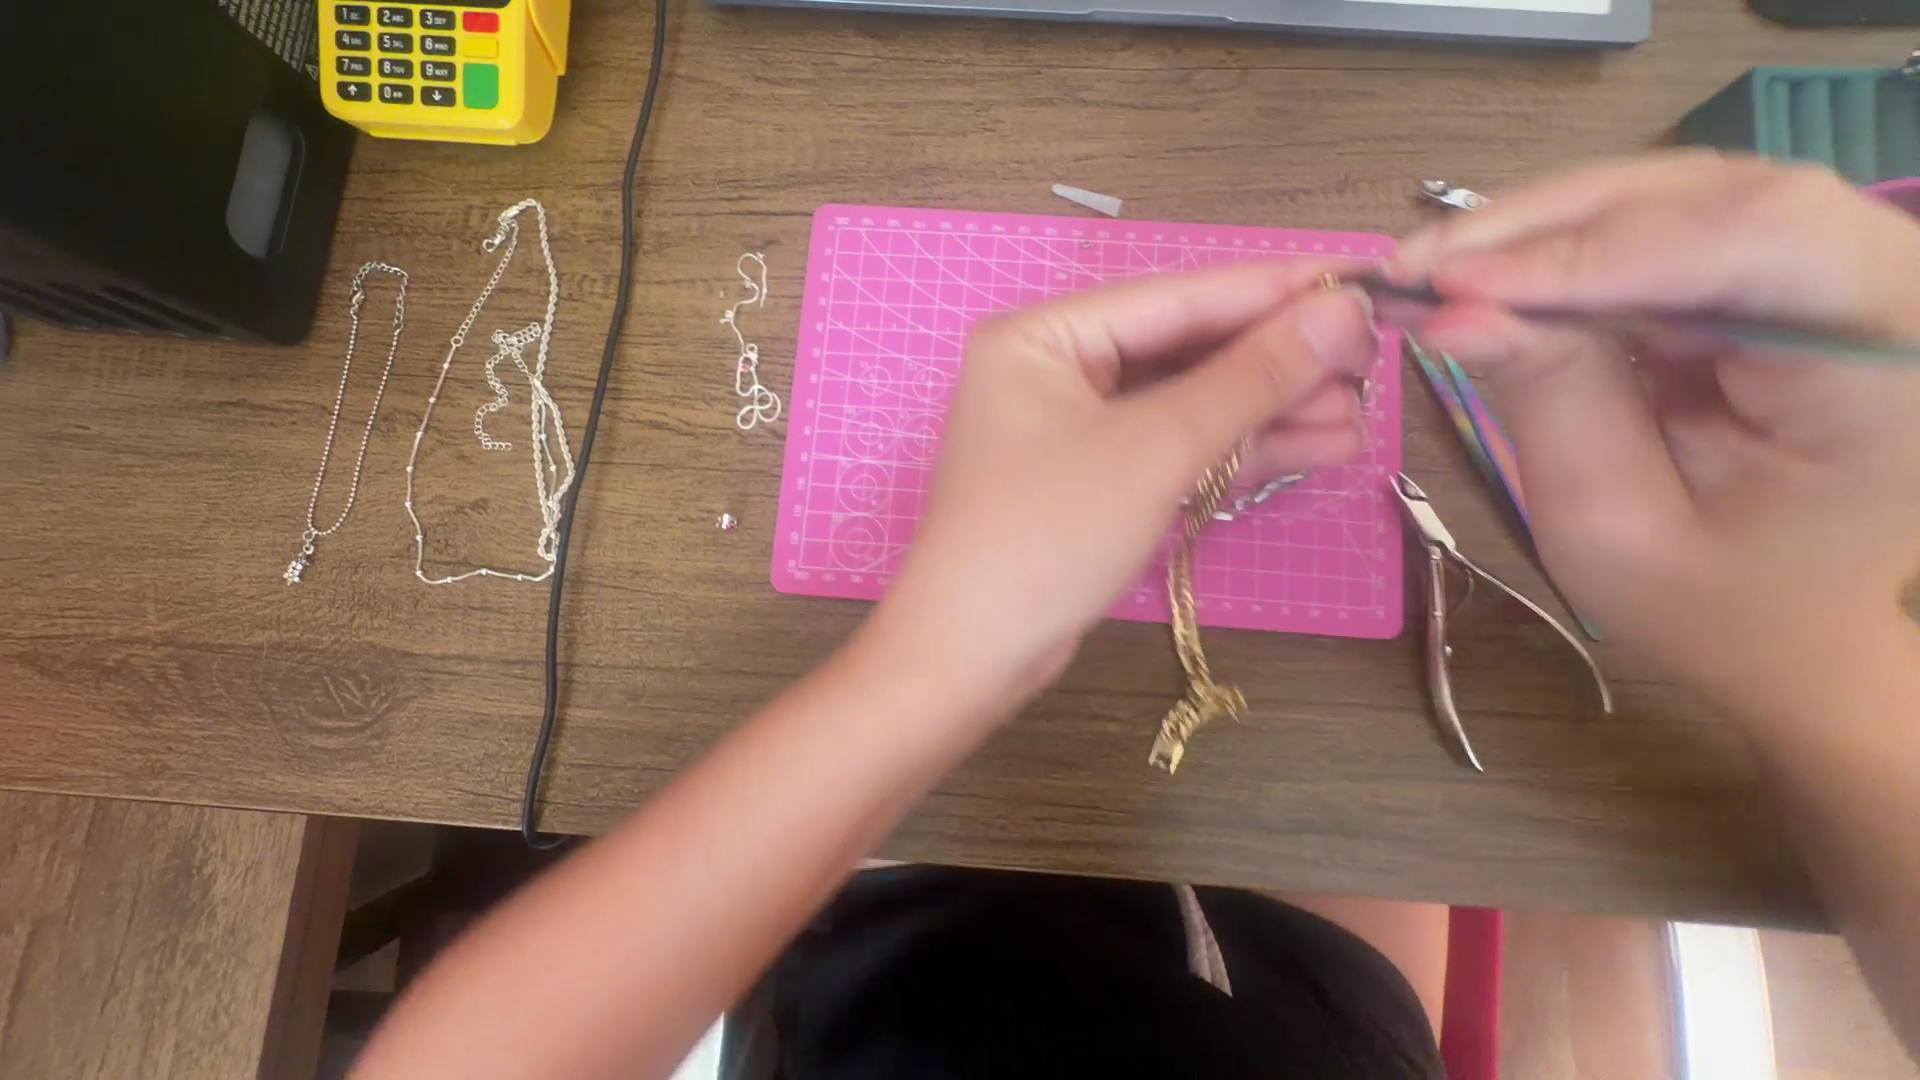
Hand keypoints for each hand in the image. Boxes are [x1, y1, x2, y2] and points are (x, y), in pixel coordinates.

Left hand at [857, 261, 1380, 719]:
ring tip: (1362, 416)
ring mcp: (1073, 429)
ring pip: (1187, 405)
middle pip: (1186, 350)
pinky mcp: (1094, 481)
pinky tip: (1316, 447)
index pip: (1179, 296)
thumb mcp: (1154, 448)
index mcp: (1044, 336)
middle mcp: (1055, 370)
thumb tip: (1344, 312)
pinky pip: (1174, 449)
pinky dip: (1236, 452)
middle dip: (1278, 363)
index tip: (1369, 278)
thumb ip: (1249, 378)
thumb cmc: (1047, 536)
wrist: (974, 654)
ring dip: (1269, 412)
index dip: (1278, 288)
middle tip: (1374, 361)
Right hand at [1390, 152, 1919, 702]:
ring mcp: (1846, 269)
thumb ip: (1545, 404)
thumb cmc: (1716, 607)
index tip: (1445, 286)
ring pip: (1676, 199)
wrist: (1807, 630)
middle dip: (1540, 228)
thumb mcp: (1610, 527)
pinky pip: (1664, 232)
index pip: (1748, 244)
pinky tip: (1483, 277)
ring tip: (1429, 270)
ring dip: (1538, 230)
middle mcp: (1897, 284)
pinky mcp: (1785, 280)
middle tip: (1412, 266)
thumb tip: (1450, 313)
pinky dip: (1559, 251)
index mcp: (1896, 361)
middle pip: (1708, 197)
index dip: (1584, 253)